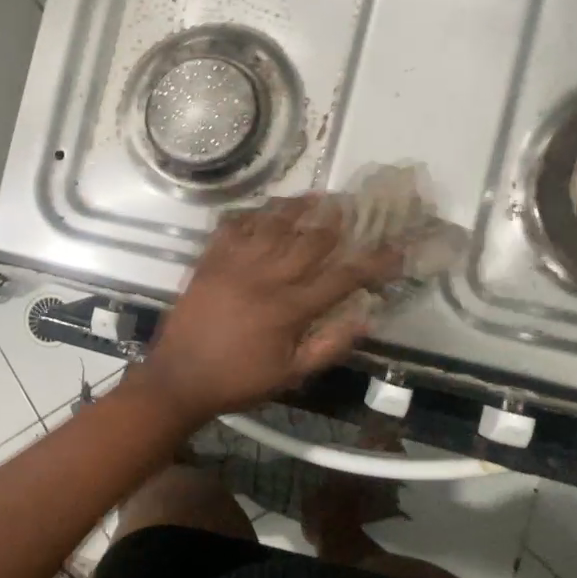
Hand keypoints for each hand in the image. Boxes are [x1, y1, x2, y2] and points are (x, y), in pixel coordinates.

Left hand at [131, 194, 402, 422]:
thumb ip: (330, 346)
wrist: (179, 378)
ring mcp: (233, 264)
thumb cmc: (238, 381)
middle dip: (337, 222)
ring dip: (298, 207)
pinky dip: (250, 213)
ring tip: (317, 197)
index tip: (397, 248)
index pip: (343, 277)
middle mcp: (265, 278)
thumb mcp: (291, 375)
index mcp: (290, 308)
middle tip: (354, 208)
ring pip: (271, 223)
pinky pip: (232, 226)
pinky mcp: (208, 261)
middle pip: (309, 239)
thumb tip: (367, 318)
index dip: (374, 261)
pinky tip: (264, 209)